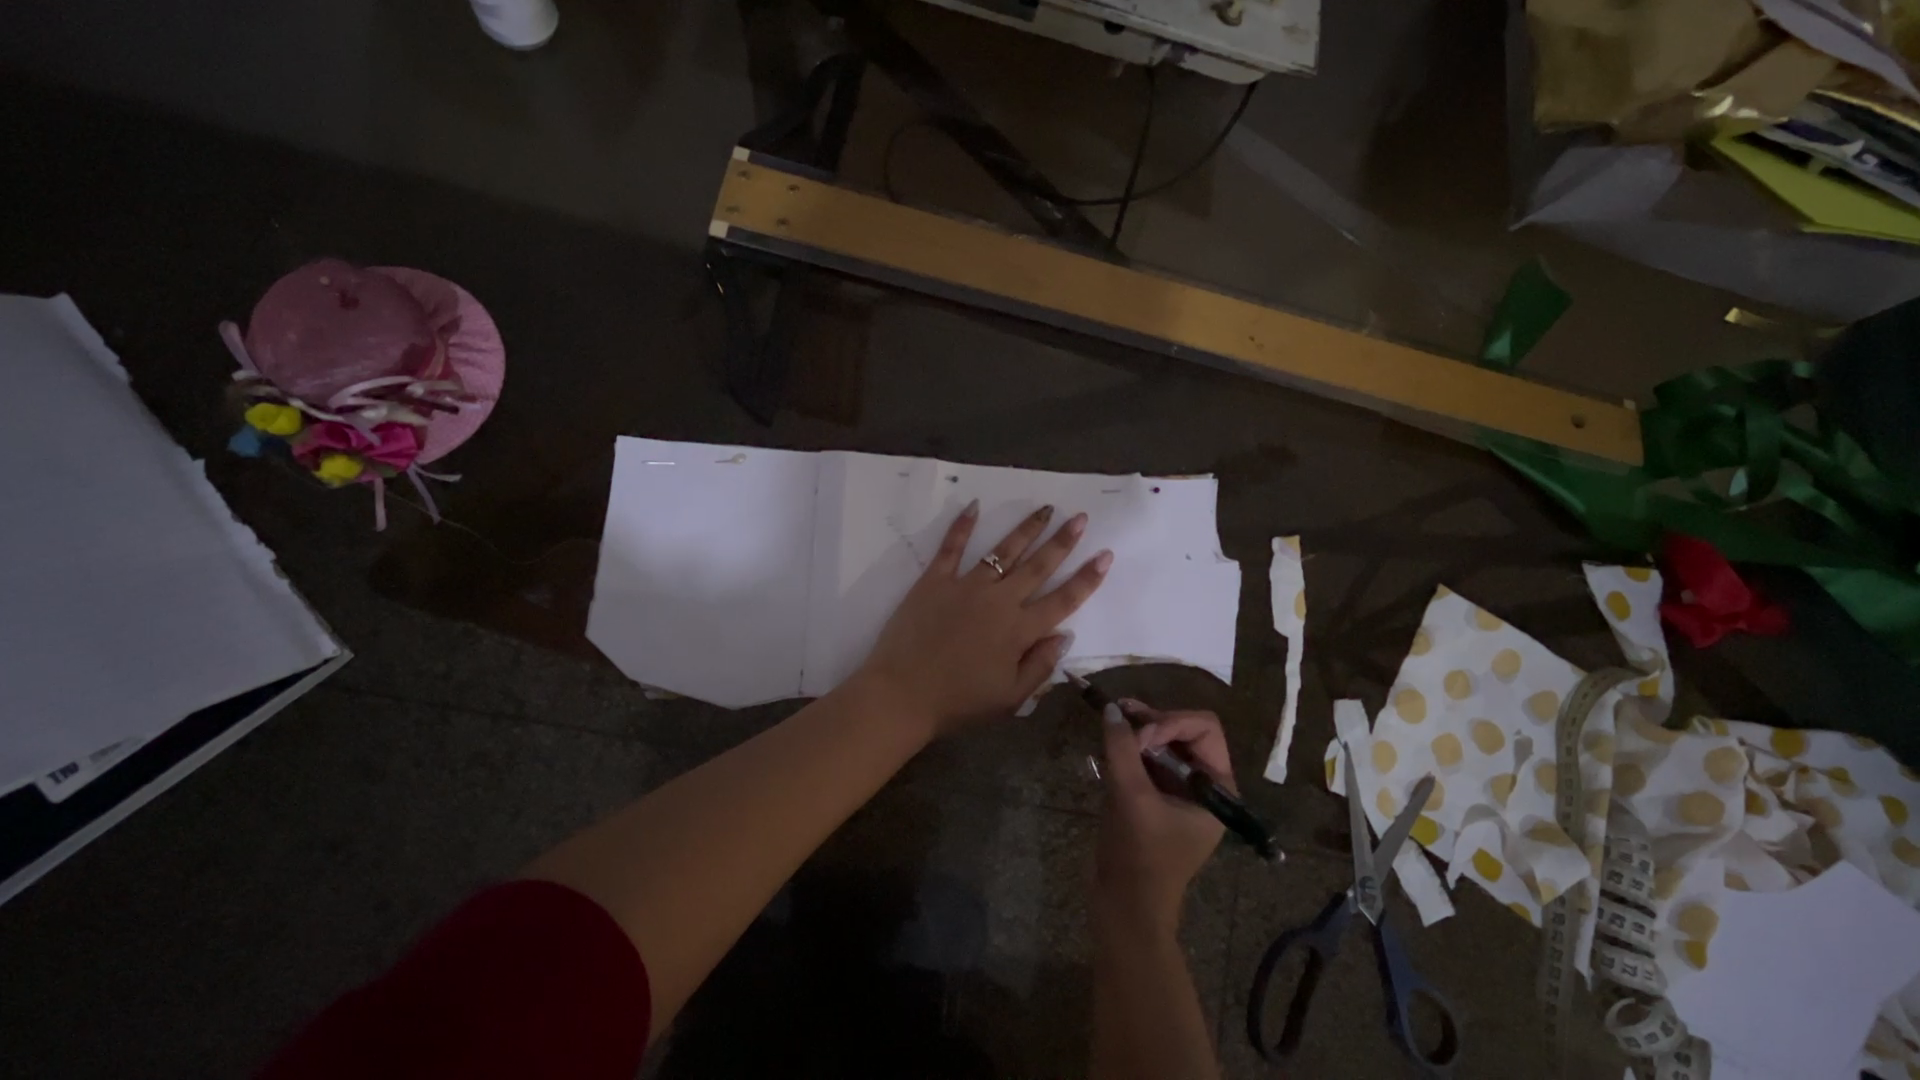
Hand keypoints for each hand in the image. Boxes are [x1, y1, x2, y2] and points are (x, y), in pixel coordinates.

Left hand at [854, 501, 1111, 738]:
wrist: (903, 694)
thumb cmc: (959, 702)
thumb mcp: (1011, 698)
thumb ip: (1040, 665)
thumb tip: (1063, 635)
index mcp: (1020, 631)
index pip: (1063, 600)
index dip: (1087, 578)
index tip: (1105, 555)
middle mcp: (999, 601)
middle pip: (1038, 566)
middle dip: (1063, 541)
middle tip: (1081, 518)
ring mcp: (966, 586)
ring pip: (1004, 551)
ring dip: (1027, 528)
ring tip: (1045, 509)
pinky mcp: (935, 581)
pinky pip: (952, 547)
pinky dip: (963, 525)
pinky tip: (974, 505)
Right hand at [1095, 704, 1232, 929]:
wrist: (1125, 907)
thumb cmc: (1140, 856)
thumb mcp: (1131, 798)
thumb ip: (1122, 750)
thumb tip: (1111, 709)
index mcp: (1218, 789)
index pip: (1204, 730)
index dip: (1171, 722)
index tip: (1138, 736)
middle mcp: (1204, 787)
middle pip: (1184, 733)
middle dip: (1154, 721)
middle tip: (1120, 714)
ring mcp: (1178, 794)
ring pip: (1164, 745)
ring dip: (1139, 730)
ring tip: (1112, 716)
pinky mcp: (1155, 801)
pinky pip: (1148, 763)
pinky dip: (1130, 749)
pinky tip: (1109, 741)